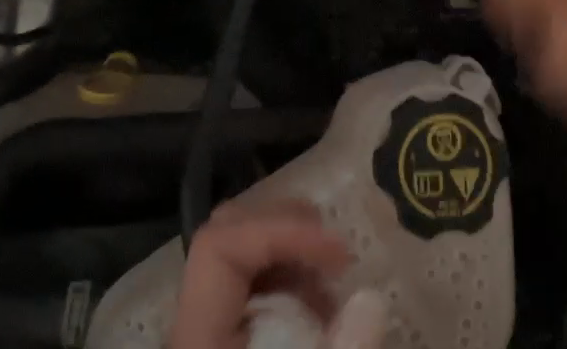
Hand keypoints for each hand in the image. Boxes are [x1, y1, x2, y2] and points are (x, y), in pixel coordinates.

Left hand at [171, 200, 382, 348]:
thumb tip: (372, 298)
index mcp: (197, 332)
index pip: (219, 245)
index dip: (281, 231)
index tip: (338, 249)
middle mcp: (194, 320)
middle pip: (229, 234)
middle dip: (289, 229)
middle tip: (337, 252)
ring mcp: (209, 326)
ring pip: (243, 257)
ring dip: (294, 255)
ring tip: (336, 285)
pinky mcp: (228, 337)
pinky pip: (254, 288)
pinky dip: (292, 283)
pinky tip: (324, 311)